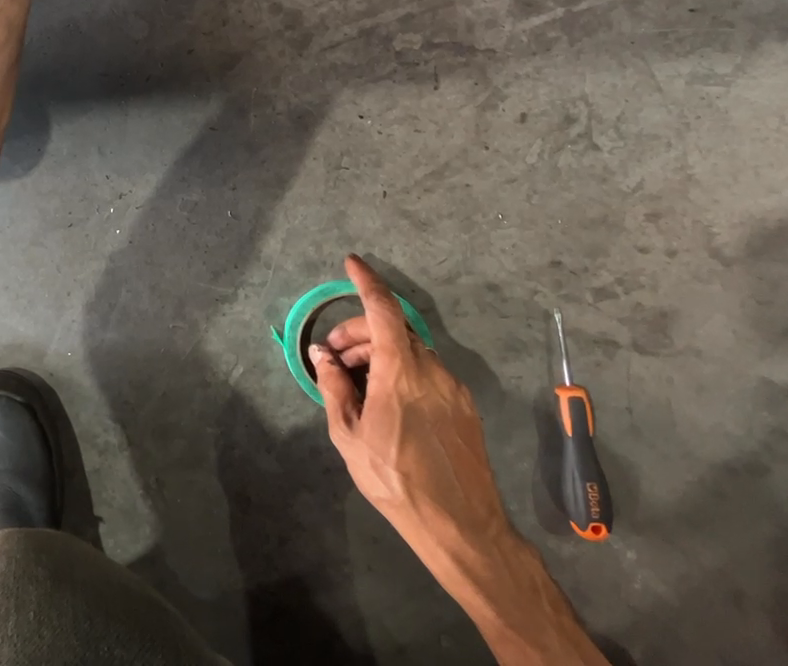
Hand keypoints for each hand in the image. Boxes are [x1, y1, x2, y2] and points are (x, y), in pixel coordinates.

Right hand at [311, 256, 514, 552]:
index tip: (352, 263)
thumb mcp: (349, 435)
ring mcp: (453, 388)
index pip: (383, 311)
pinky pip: (426, 372)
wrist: (460, 524)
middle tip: (333, 355)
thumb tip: (323, 355)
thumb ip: (335, 387)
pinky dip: (400, 370)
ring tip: (354, 381)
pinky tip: (384, 398)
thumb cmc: (394, 479)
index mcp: (400, 373)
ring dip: (379, 352)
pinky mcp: (464, 407)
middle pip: (393, 330)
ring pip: (410, 351)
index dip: (366, 282)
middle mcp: (432, 371)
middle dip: (359, 331)